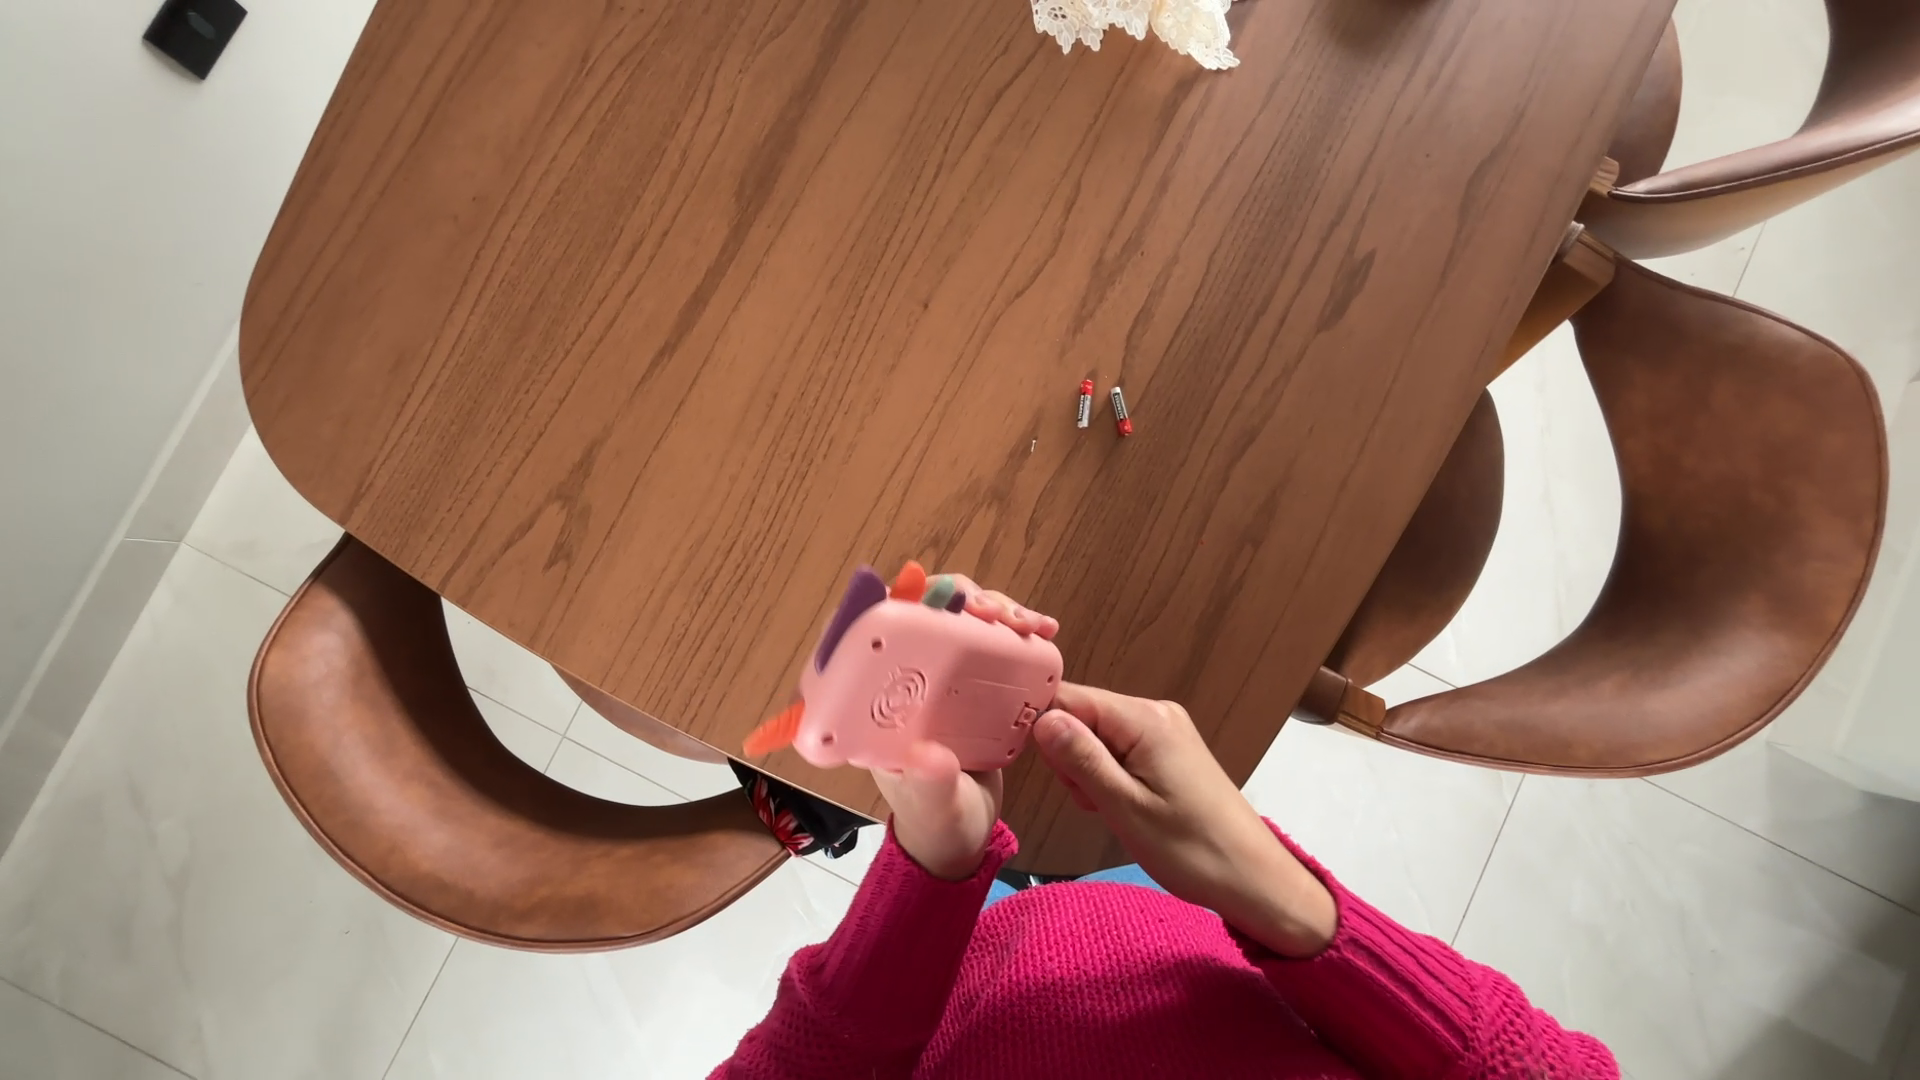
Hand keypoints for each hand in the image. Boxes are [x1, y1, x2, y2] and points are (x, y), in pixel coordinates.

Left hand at [869, 574, 1054, 879]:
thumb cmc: (935, 822)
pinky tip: (1042, 629)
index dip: (888, 601)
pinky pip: (986, 634)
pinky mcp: (969, 675)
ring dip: (992, 605)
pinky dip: (1014, 624)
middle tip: (992, 612)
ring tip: (1028, 624)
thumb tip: (931, 756)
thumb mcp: (934, 808)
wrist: (964, 835)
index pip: (863, 631)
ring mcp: (935, 672)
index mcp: (869, 702)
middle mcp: (898, 676)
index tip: (925, 595)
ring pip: (955, 614)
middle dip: (954, 596)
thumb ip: (929, 787)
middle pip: (916, 609)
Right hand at [1033, 683, 1336, 956]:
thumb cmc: (1191, 850)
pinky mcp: (1169, 750)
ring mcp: (1163, 730)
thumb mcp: (1126, 809)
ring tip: (1112, 810)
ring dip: (1089, 771)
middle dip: (1071, 756)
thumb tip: (1041, 718)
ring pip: (1097, 735)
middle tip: (1092, 801)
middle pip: (1082, 715)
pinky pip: (1119, 749)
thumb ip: (1081, 760)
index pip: (1070, 697)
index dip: (1041, 723)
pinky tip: (1124, 806)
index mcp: (1144, 719)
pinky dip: (1110, 776)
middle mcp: (1154, 712)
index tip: (1029, 759)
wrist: (1257, 881)